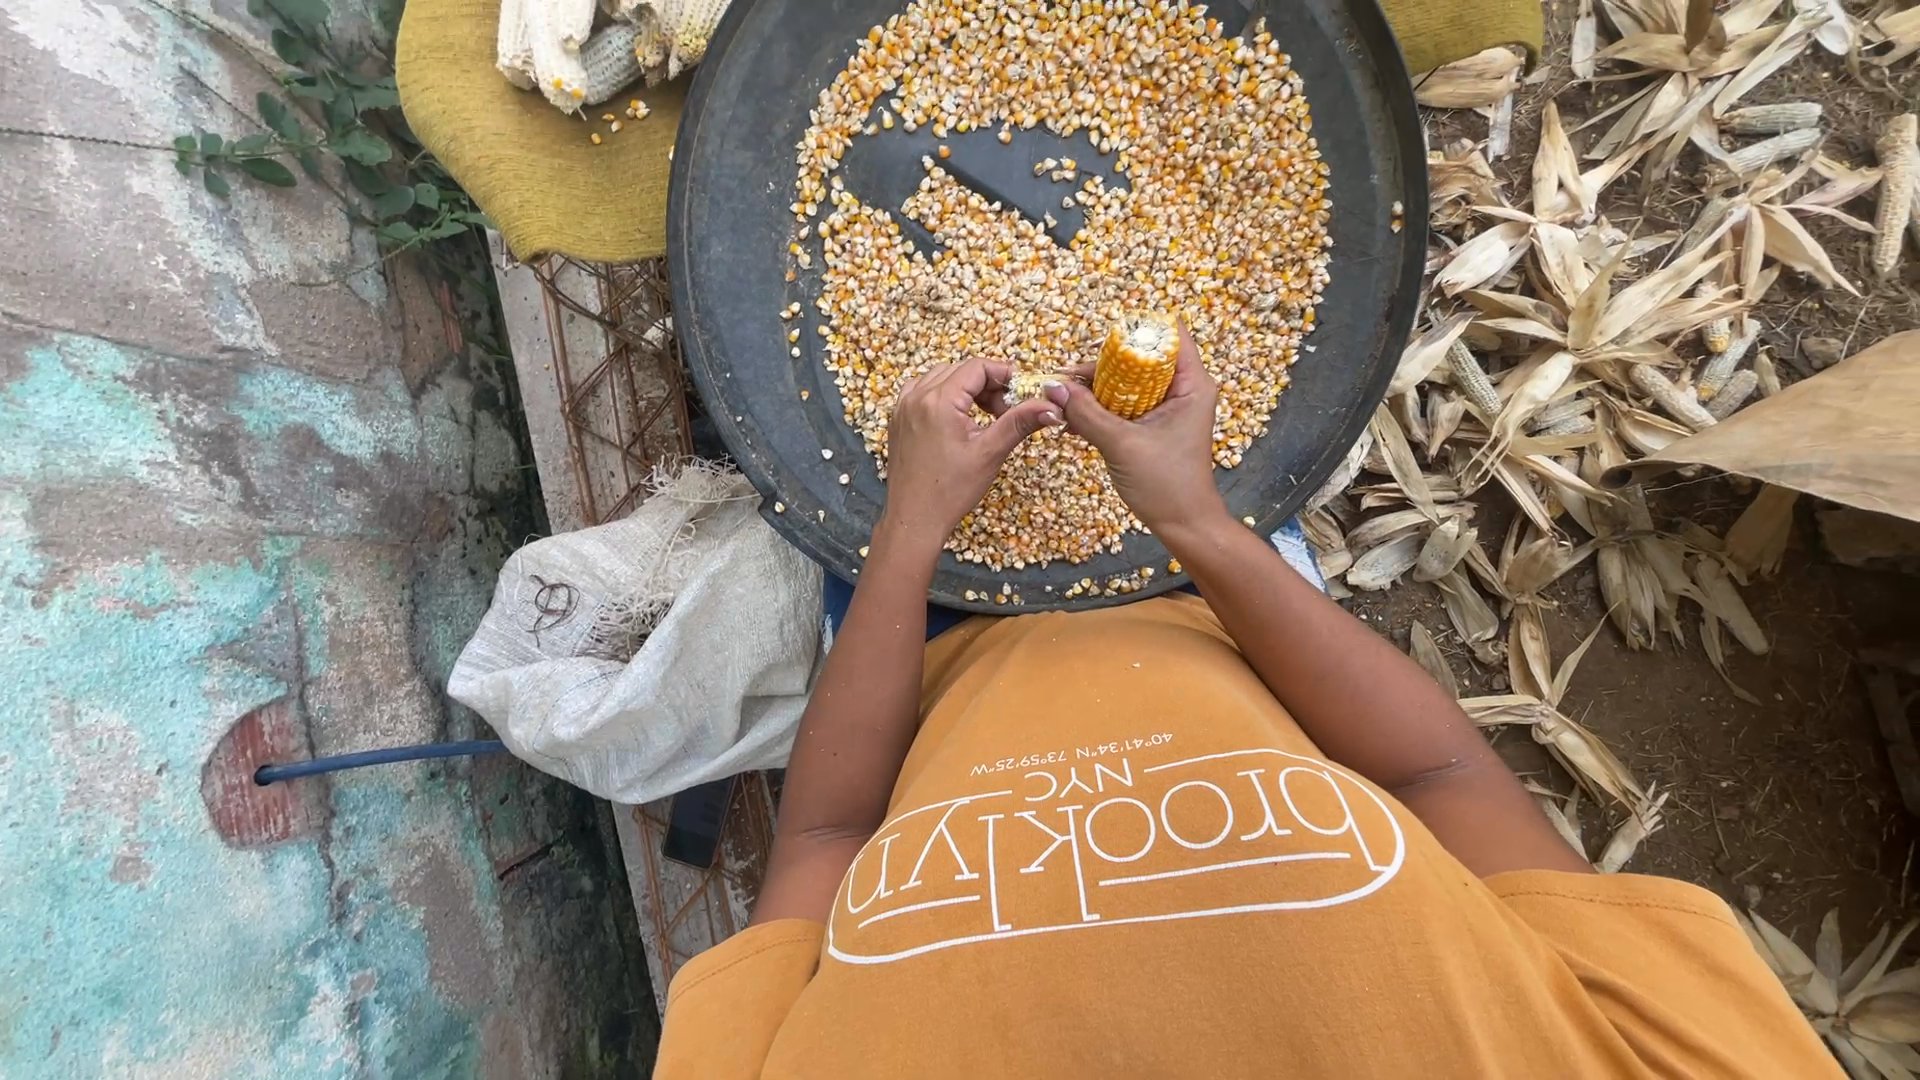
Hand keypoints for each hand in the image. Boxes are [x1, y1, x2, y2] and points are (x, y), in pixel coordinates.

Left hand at [881, 357, 1061, 553]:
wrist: (914, 519)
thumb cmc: (950, 491)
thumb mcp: (990, 453)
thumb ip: (1019, 422)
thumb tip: (1050, 406)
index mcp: (939, 401)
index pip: (976, 367)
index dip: (1003, 374)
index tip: (1020, 392)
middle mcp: (916, 398)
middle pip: (959, 370)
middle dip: (986, 384)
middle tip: (1004, 411)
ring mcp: (903, 408)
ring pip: (939, 379)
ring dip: (964, 389)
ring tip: (983, 417)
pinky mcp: (898, 421)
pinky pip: (920, 393)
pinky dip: (942, 397)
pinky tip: (956, 420)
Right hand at [1046, 322, 1229, 539]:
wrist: (1183, 524)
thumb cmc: (1166, 485)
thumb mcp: (1121, 444)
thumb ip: (1086, 413)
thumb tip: (1053, 387)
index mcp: (1191, 384)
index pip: (1168, 334)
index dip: (1134, 332)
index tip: (1098, 345)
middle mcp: (1182, 389)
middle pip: (1139, 357)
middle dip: (1102, 365)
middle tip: (1069, 378)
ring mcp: (1166, 407)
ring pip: (1126, 383)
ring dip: (1095, 389)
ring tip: (1064, 400)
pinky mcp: (1152, 425)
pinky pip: (1122, 405)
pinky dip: (1099, 409)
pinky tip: (1073, 420)